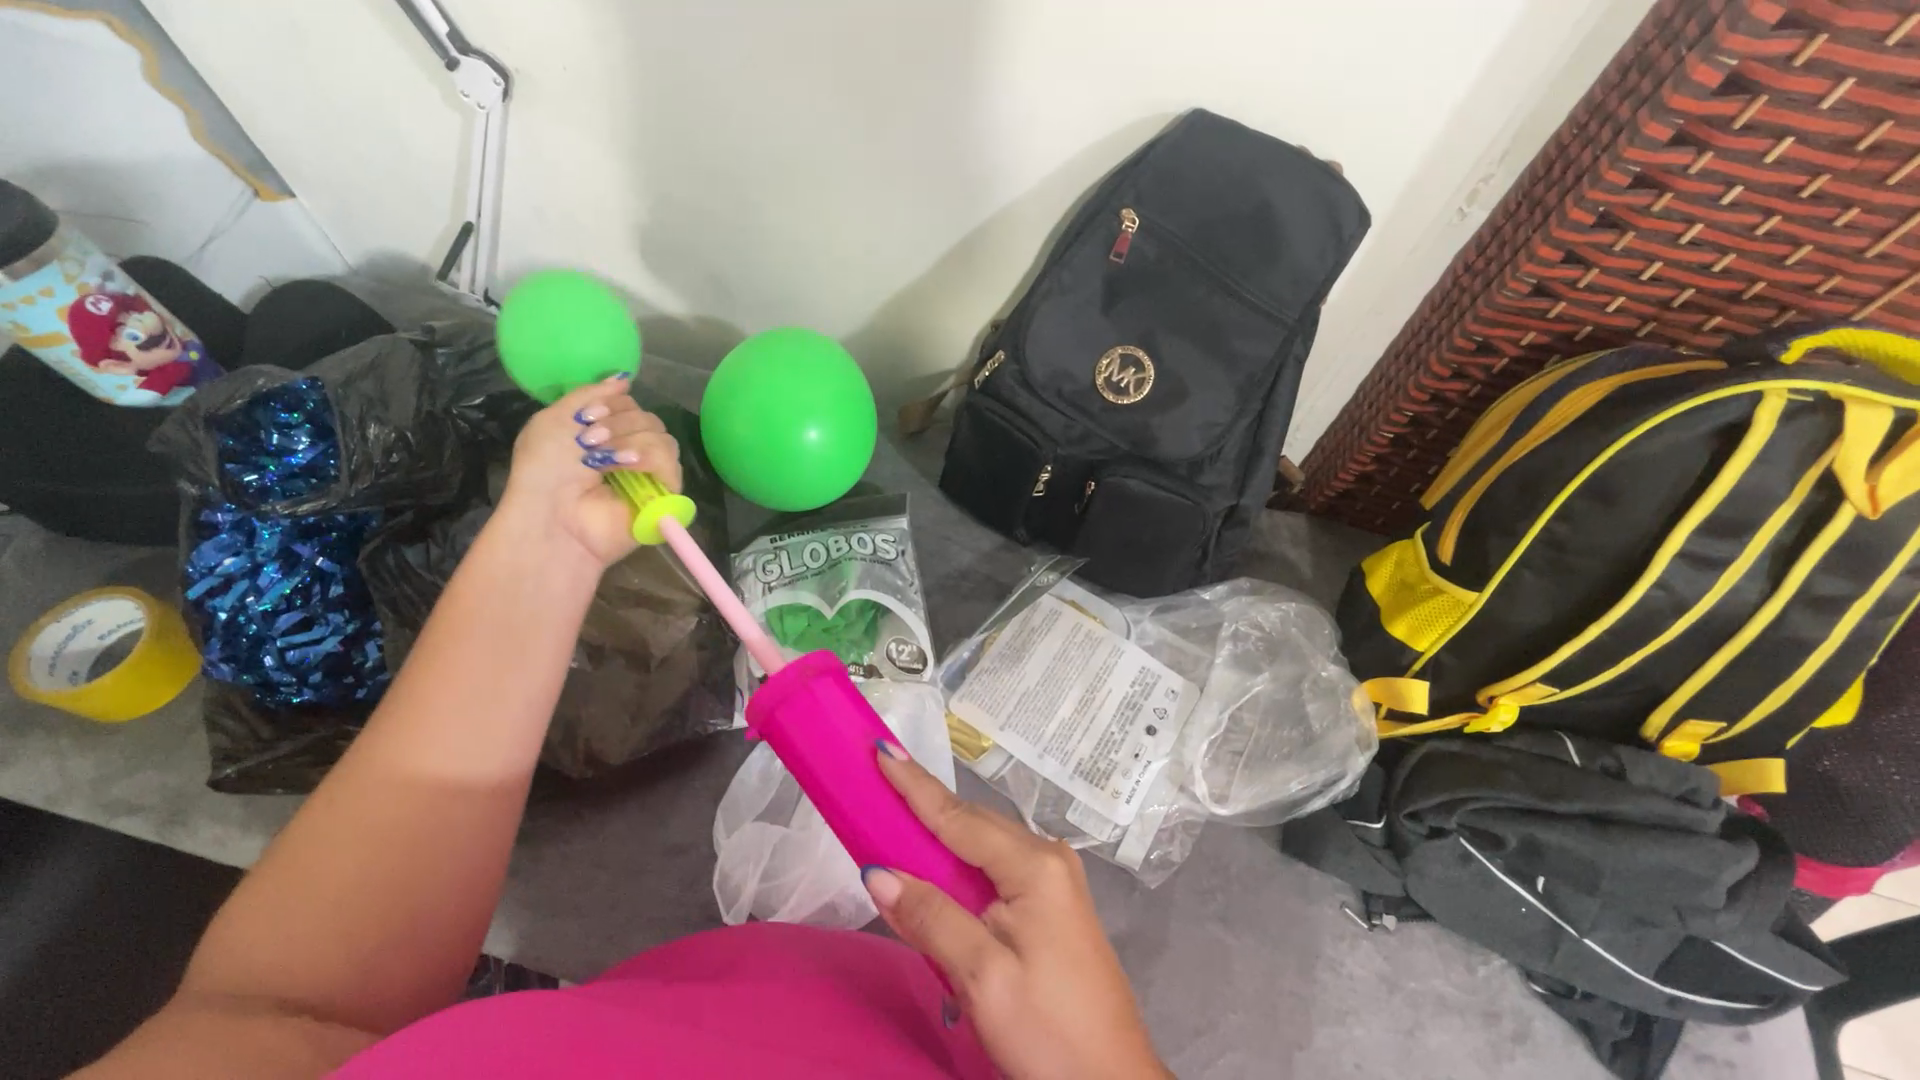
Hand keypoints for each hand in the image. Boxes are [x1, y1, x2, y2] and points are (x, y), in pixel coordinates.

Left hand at [498, 377, 683, 567]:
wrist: (552, 516)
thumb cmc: (543, 471)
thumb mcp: (554, 418)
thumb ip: (589, 394)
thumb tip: (624, 379)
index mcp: (604, 434)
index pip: (630, 405)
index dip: (612, 405)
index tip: (587, 417)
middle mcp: (629, 452)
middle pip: (649, 418)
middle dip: (619, 424)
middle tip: (589, 442)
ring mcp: (648, 475)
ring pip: (663, 437)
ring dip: (631, 441)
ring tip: (605, 461)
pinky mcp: (662, 496)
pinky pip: (672, 464)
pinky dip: (650, 459)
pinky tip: (627, 466)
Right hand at [864, 745, 1169, 1079]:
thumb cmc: (1049, 1030)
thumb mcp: (982, 977)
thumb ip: (931, 917)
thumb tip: (877, 872)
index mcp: (1035, 866)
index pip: (958, 817)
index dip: (914, 785)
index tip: (881, 751)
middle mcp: (1048, 859)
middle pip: (971, 825)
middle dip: (922, 806)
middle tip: (876, 784)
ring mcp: (1055, 882)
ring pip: (981, 848)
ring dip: (938, 838)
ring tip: (893, 821)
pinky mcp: (1052, 906)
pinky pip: (994, 872)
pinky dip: (957, 867)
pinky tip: (933, 873)